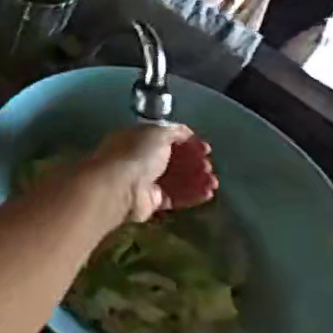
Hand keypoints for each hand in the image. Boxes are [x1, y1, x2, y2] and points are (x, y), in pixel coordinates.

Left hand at [83, 124, 217, 222]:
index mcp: (136, 139)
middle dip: (193, 162)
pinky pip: (176, 197)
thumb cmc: (136, 154)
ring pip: (176, 180)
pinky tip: (208, 193)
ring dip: (197, 180)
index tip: (205, 148)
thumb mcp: (156, 133)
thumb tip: (186, 133)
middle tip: (208, 166)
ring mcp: (145, 180)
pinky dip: (193, 195)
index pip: (164, 139)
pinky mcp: (151, 201)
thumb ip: (173, 131)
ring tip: (213, 182)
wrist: (119, 186)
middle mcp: (139, 158)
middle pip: (172, 160)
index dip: (186, 143)